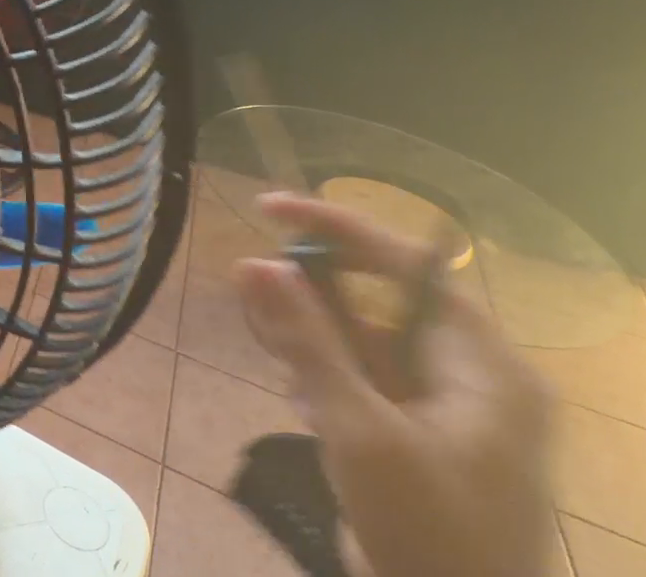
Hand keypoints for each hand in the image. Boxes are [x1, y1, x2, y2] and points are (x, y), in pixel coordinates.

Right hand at [235, 194, 554, 576]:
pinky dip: (318, 371)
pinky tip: (295, 395)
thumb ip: (308, 342)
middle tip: (248, 287)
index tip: (269, 209)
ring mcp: (440, 408)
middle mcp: (469, 376)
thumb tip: (255, 263)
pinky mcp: (409, 433)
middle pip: (380, 299)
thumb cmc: (426, 525)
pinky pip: (356, 375)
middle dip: (312, 289)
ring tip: (264, 343)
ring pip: (360, 338)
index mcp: (486, 367)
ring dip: (307, 332)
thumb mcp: (359, 429)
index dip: (341, 229)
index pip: (411, 267)